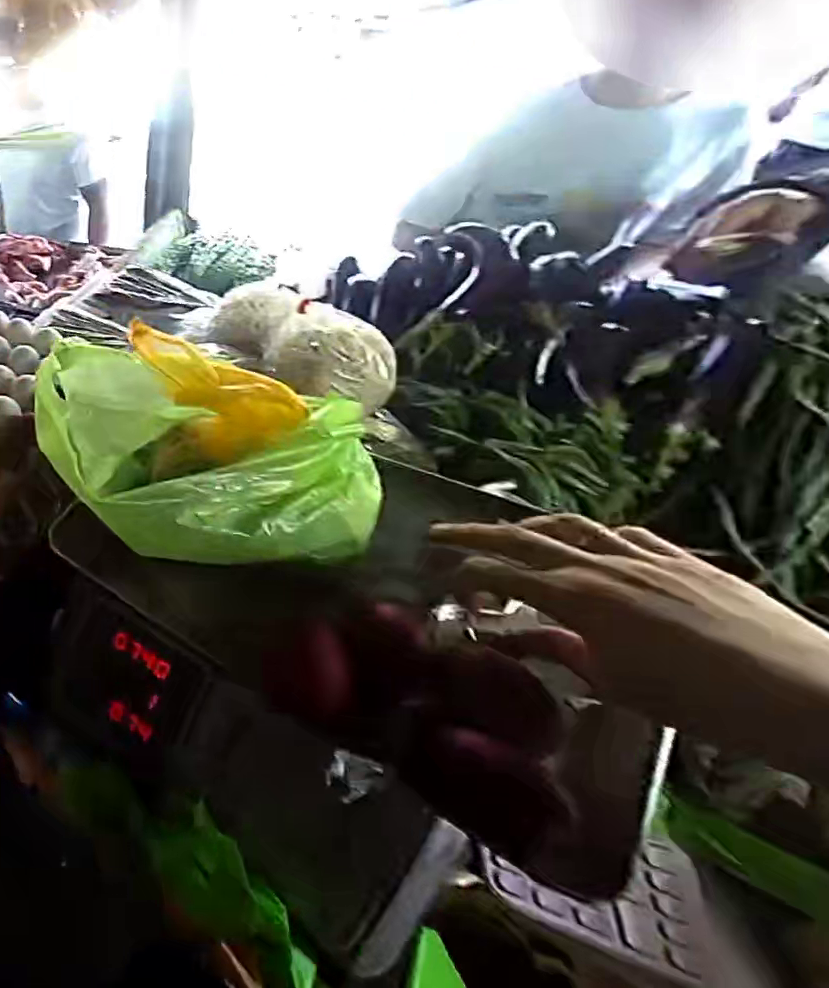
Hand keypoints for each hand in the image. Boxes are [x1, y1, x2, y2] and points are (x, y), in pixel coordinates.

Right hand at [432, 514, 828, 780]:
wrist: (817, 697)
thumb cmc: (702, 702)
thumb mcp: (613, 684)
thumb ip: (556, 650)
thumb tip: (511, 636)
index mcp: (573, 597)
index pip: (494, 574)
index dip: (460, 579)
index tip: (444, 592)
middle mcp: (600, 566)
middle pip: (518, 537)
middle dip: (470, 534)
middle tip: (436, 534)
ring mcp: (646, 558)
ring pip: (570, 525)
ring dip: (529, 525)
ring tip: (509, 531)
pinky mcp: (687, 562)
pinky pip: (626, 535)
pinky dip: (594, 534)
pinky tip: (591, 545)